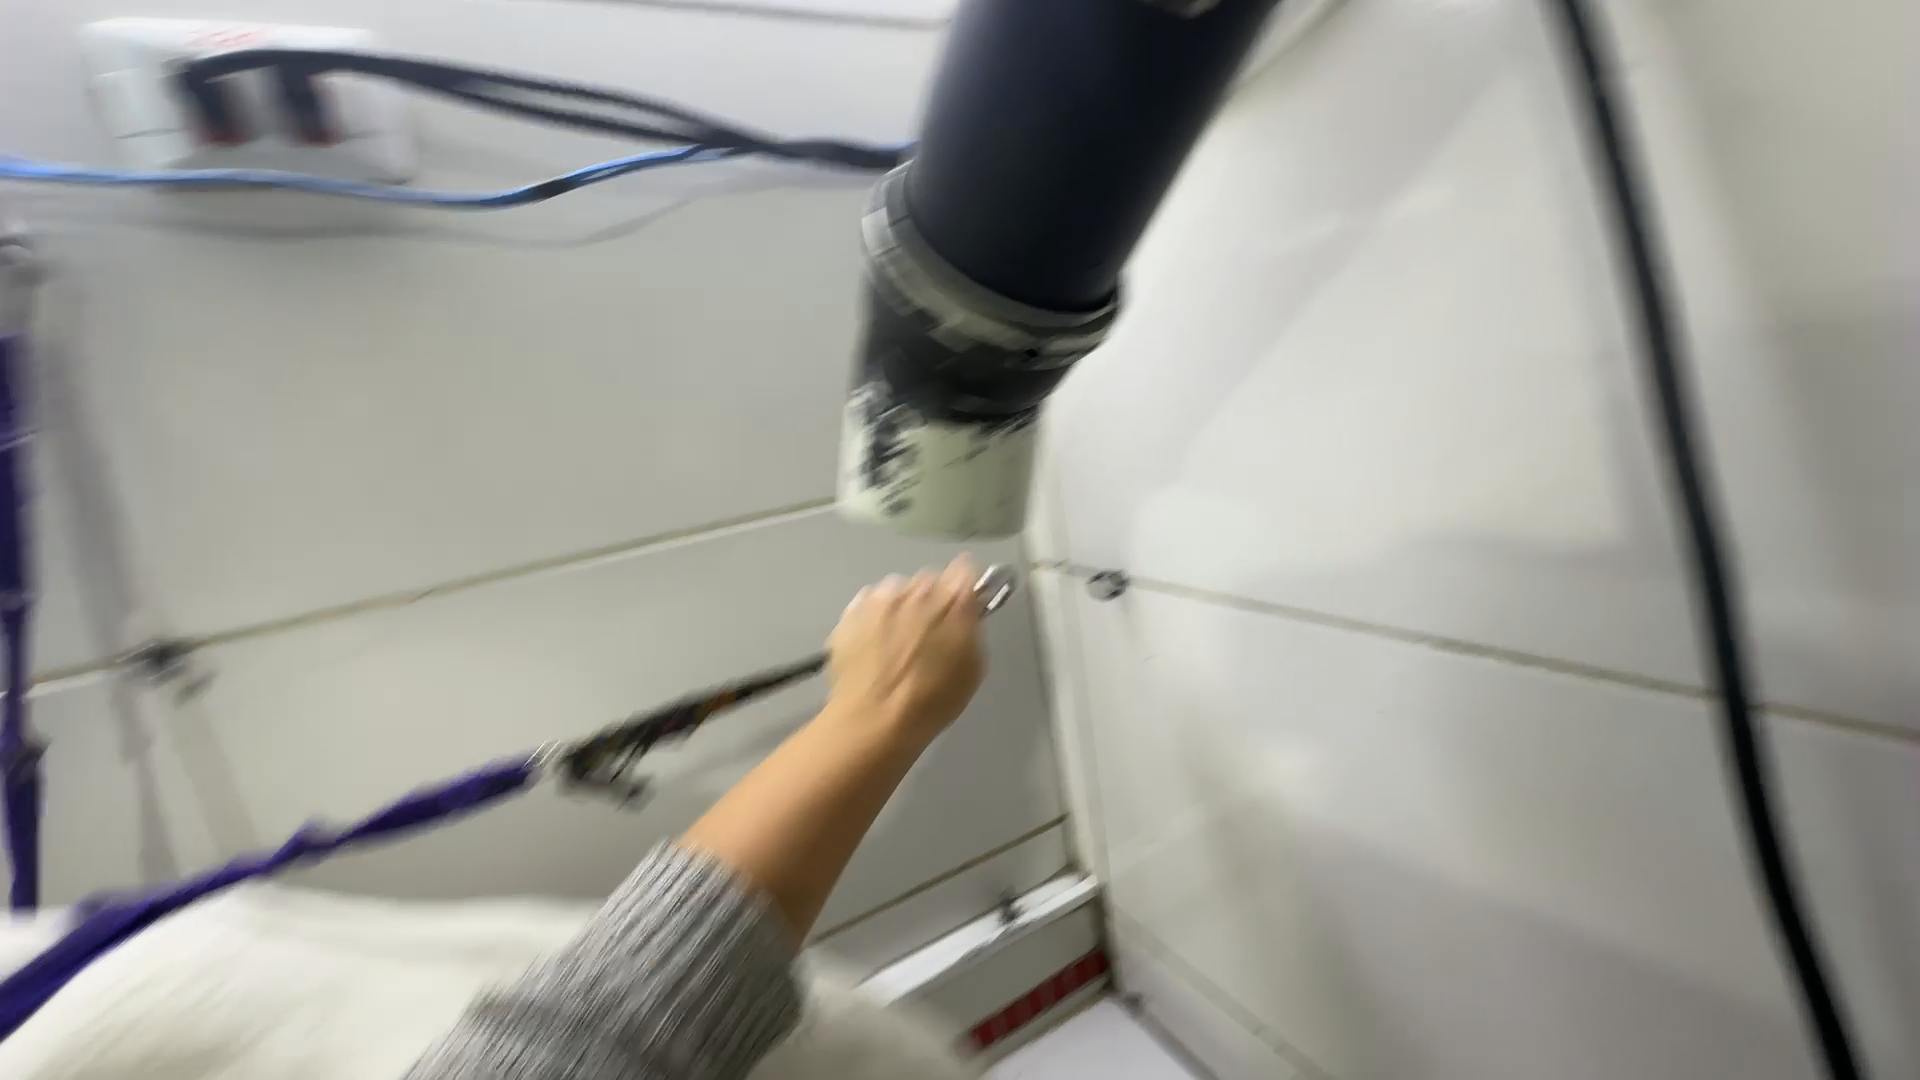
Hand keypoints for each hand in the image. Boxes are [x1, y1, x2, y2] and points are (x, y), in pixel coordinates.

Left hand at [826, 555, 986, 744]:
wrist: (873, 720)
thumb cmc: (932, 701)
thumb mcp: (972, 667)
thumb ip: (971, 627)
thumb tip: (967, 610)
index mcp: (952, 600)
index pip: (965, 569)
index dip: (965, 585)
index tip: (965, 602)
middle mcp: (915, 589)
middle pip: (929, 578)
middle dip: (933, 597)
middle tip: (931, 630)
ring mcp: (879, 598)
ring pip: (897, 588)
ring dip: (902, 604)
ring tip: (898, 638)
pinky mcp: (851, 612)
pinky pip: (869, 602)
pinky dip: (875, 615)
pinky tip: (874, 642)